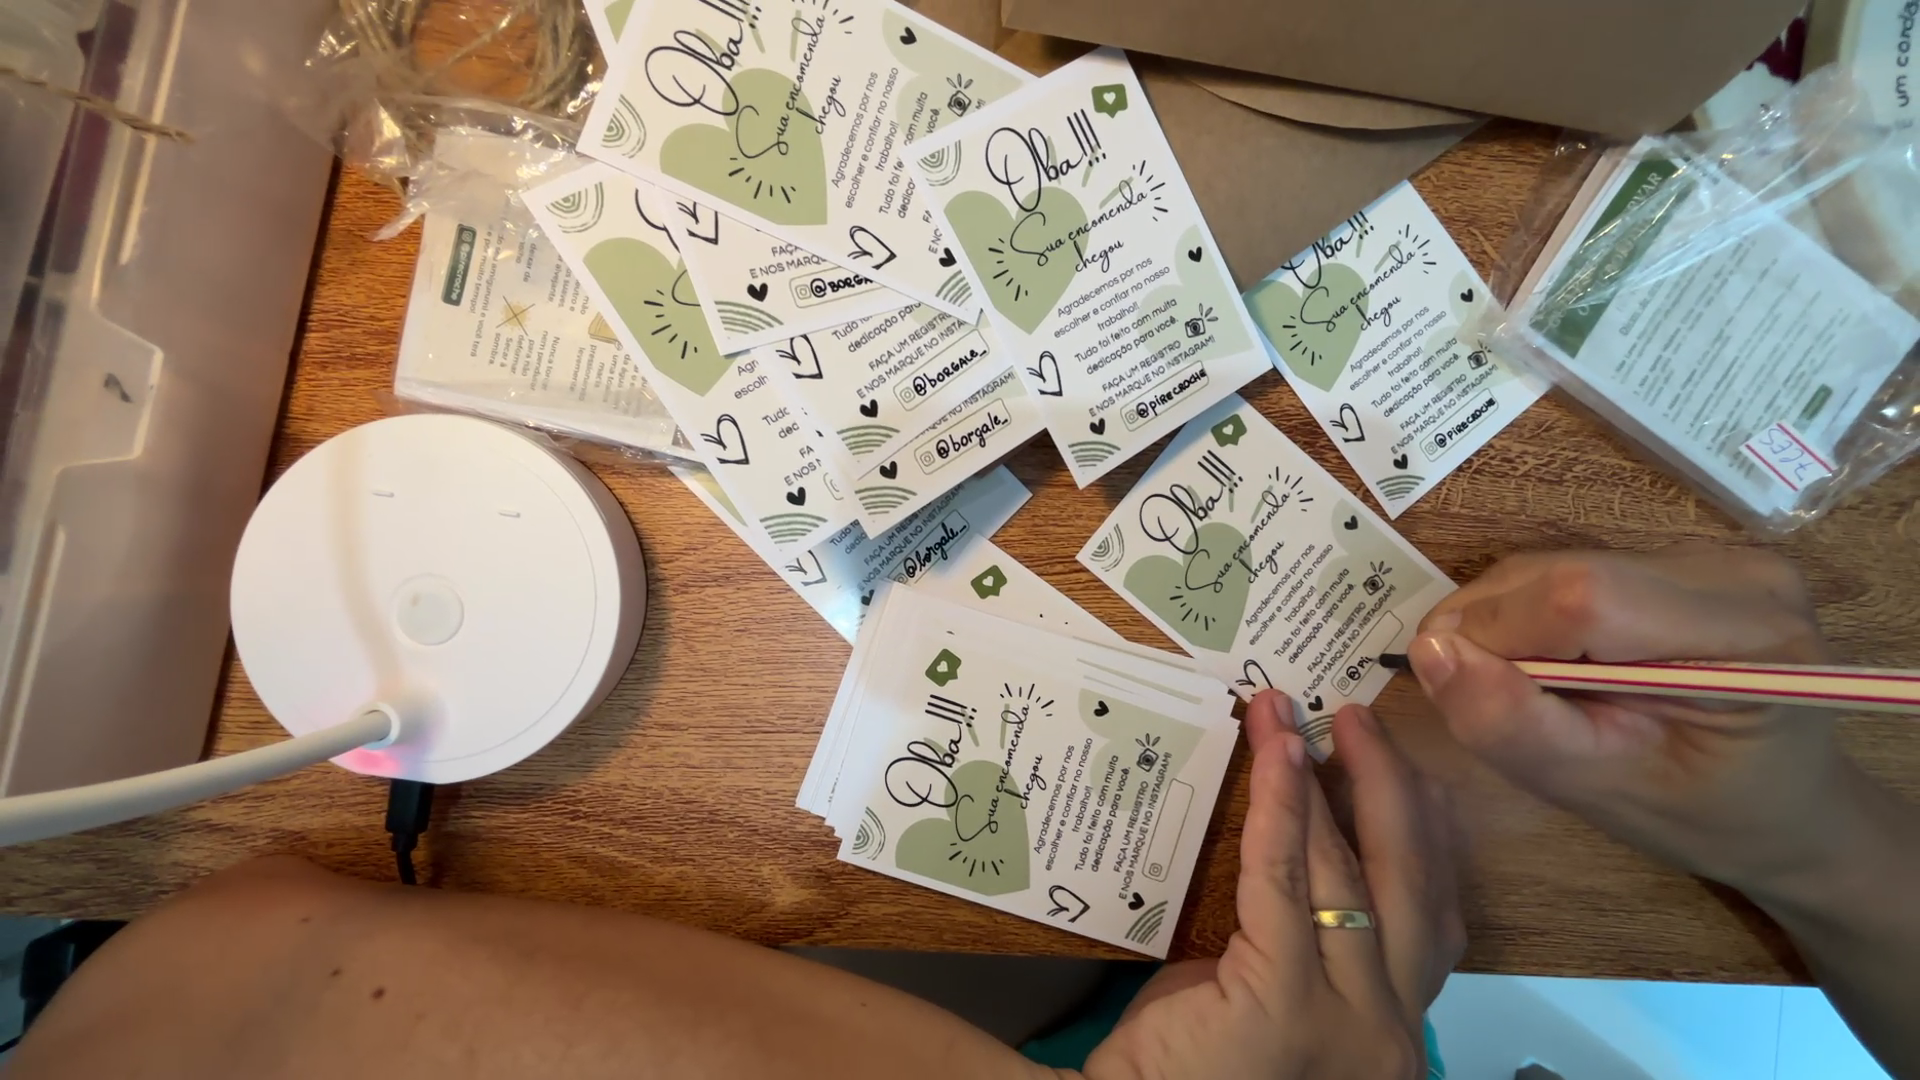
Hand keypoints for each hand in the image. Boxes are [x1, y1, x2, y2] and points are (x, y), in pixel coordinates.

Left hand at [1080, 692, 1463, 1079]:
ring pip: (1347, 871)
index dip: (1417, 831)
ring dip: (1323, 778)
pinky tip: (1276, 754)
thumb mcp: (1271, 987)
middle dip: (1392, 789)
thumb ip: (1301, 931)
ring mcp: (1350, 1023)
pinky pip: (1283, 879)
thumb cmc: (1199, 1059)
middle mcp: (1392, 1028)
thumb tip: (1305, 838)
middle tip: (1361, 720)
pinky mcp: (1287, 1004)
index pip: (1426, 912)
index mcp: (1391, 1020)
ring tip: (1296, 717)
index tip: (1400, 769)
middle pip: (1410, 884)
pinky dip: (1280, 805)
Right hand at [1405, 545, 1864, 893]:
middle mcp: (1730, 572)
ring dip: (1493, 622)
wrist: (1773, 805)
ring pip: (1536, 568)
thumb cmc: (1693, 813)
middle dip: (1485, 632)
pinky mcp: (1663, 556)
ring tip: (1523, 685)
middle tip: (1489, 697)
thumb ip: (1507, 722)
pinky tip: (1543, 657)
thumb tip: (1427, 650)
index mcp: (1744, 635)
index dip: (1494, 638)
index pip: (1580, 600)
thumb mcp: (1591, 787)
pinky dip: (1514, 614)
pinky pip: (1546, 569)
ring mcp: (1699, 556)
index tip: (1467, 692)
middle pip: (1551, 576)